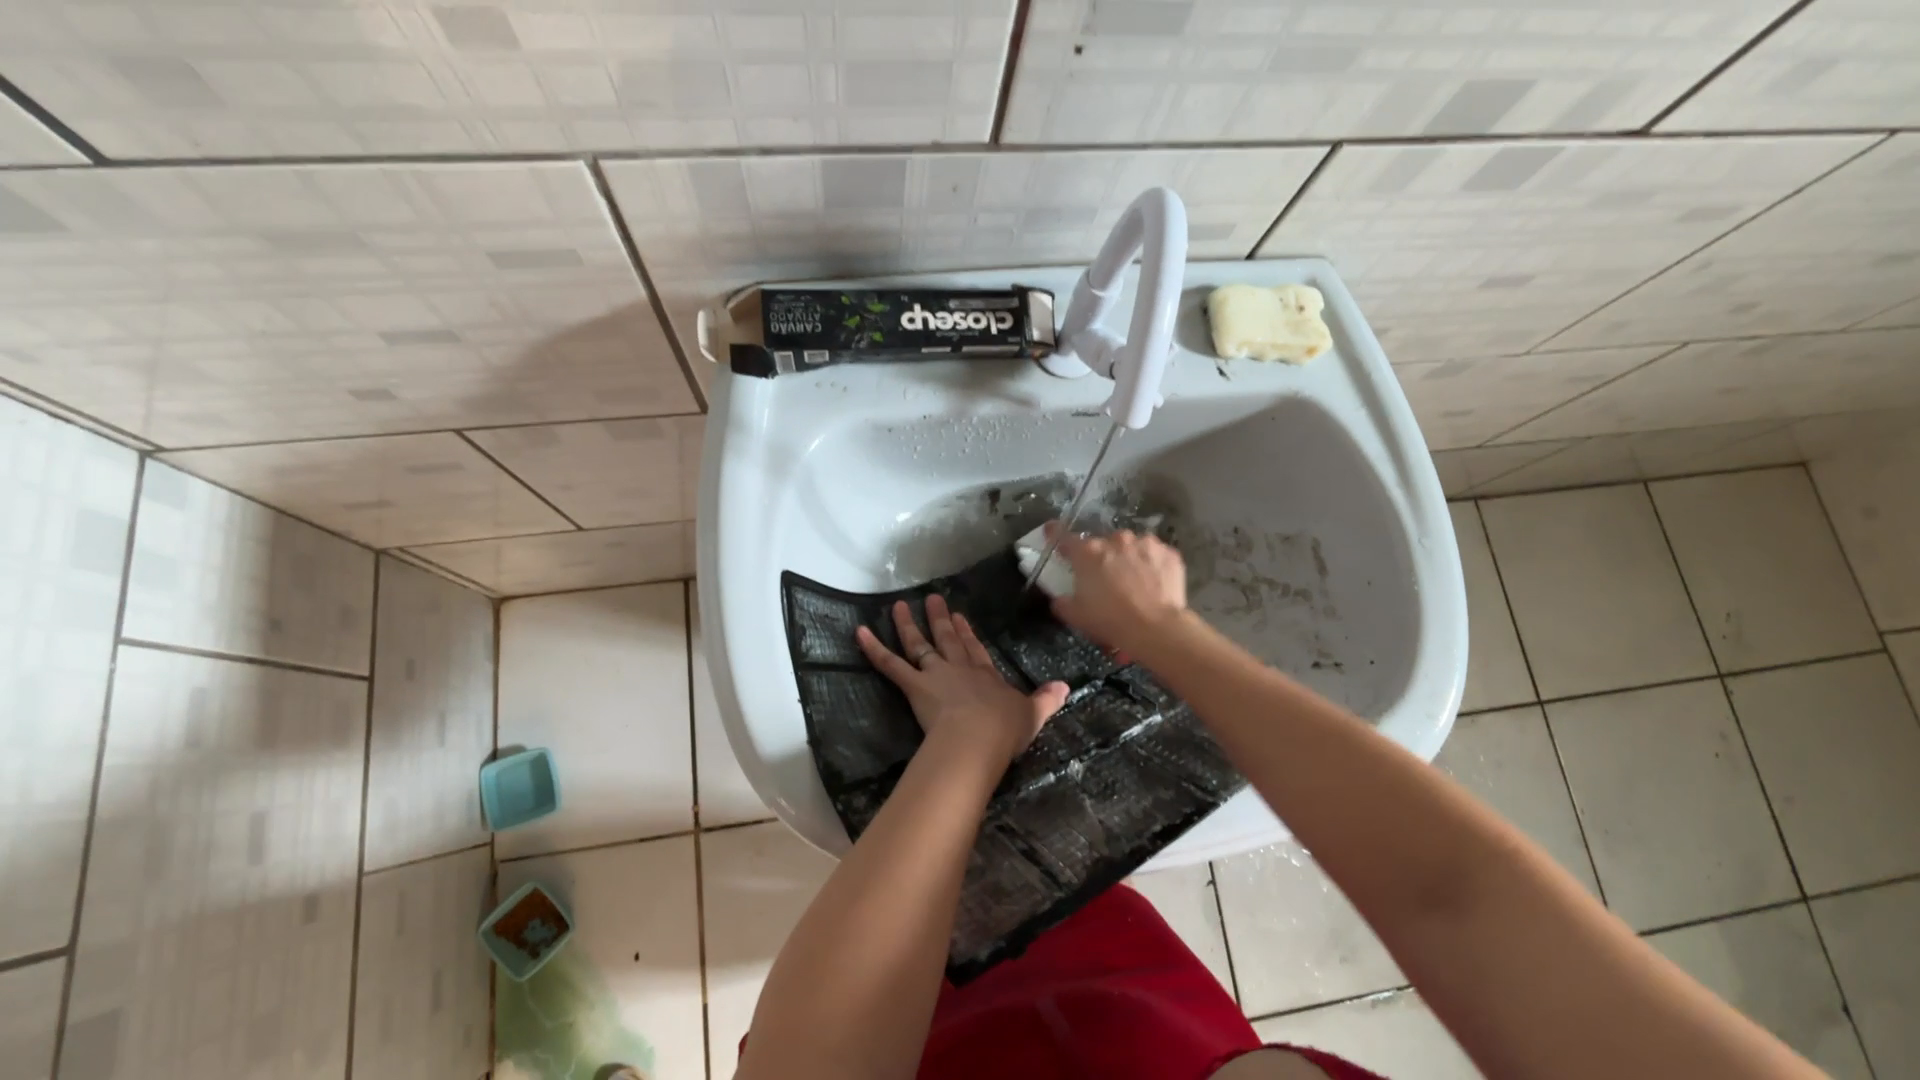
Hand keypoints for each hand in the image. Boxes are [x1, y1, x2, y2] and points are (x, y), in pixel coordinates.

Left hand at [855, 595, 1069, 766]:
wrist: (979, 739)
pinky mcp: (915, 685)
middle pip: (948, 640)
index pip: (976, 651)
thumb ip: (1046, 701)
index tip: (960, 618)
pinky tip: (859, 633)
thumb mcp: (1033, 716)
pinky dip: (873, 649)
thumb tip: (1066, 687)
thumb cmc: (1005, 731)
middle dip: (940, 619)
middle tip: (931, 599)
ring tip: (898, 606)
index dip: (968, 634)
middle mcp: (960, 669)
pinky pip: (890, 665)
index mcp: (987, 676)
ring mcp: (935, 674)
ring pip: (919, 645)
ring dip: (908, 625)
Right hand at [1047, 523, 1189, 653]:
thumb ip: (1062, 602)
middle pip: (1103, 544)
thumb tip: (1060, 598)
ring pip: (1131, 547)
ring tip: (1135, 583)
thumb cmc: (1110, 621)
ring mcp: (1145, 543)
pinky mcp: (1169, 553)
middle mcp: (1116, 540)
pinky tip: (1154, 584)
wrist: (1156, 629)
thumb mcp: (1076, 616)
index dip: (1054, 534)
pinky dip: (1152, 566)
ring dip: (1128, 559)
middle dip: (1101, 558)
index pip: (1063, 536)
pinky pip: (1155, 555)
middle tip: (1106, 580)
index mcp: (1088, 552)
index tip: (1051, 531)